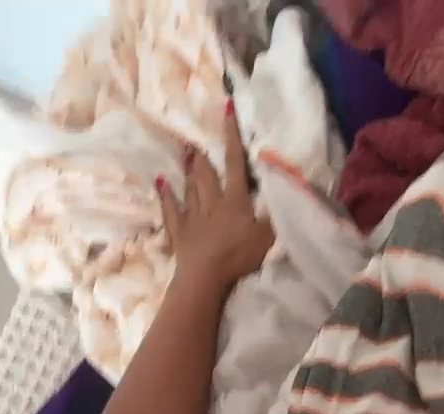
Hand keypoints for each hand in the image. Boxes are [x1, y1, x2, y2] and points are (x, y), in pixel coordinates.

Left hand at [156, 106, 273, 291]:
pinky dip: (166, 195)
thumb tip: (282, 190)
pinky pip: (172, 210)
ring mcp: (193, 217)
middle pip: (207, 173)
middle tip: (197, 137)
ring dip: (189, 170)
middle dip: (205, 155)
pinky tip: (161, 183)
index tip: (226, 108)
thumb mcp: (267, 237)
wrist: (206, 275)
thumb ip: (274, 215)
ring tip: (186, 154)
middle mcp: (212, 202)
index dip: (232, 135)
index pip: (235, 162)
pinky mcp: (179, 233)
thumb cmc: (238, 256)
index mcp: (235, 200)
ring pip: (190, 187)